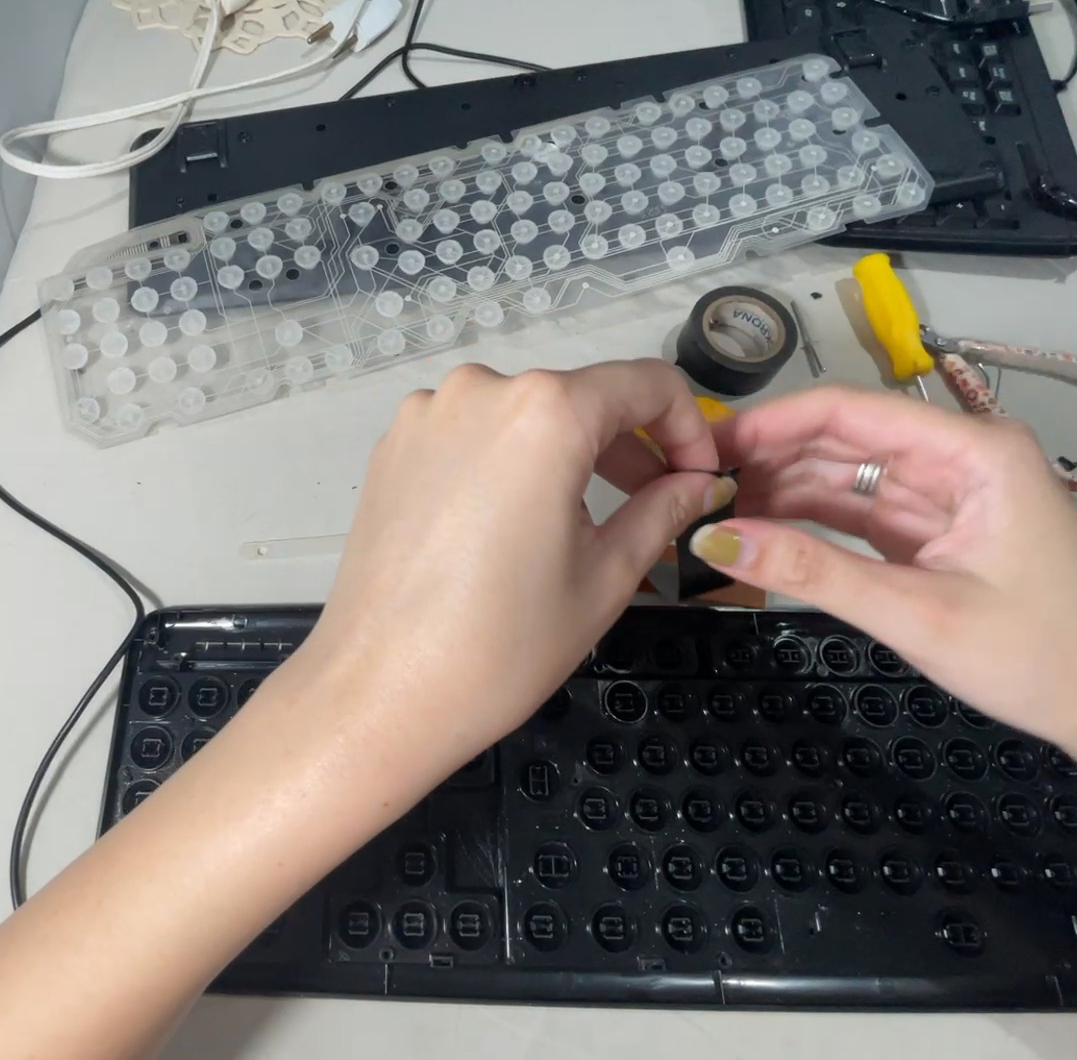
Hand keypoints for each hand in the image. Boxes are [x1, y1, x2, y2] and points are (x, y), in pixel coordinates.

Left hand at [297, 361, 728, 781]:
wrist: (379, 692)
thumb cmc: (500, 645)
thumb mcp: (604, 577)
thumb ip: (662, 511)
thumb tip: (697, 484)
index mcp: (543, 413)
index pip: (645, 383)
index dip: (686, 426)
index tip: (694, 474)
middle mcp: (478, 391)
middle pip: (576, 398)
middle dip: (624, 445)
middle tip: (649, 501)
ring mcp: (424, 417)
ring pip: (519, 416)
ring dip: (562, 453)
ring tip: (576, 517)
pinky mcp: (390, 448)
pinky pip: (469, 436)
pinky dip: (504, 460)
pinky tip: (506, 520)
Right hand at [689, 386, 1076, 753]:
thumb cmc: (1041, 658)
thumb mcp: (916, 615)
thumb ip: (810, 572)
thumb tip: (710, 540)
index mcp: (971, 452)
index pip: (848, 411)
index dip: (767, 424)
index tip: (701, 450)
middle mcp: (952, 457)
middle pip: (836, 438)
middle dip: (763, 459)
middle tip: (692, 488)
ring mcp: (937, 492)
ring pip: (836, 472)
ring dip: (774, 490)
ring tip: (710, 511)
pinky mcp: (923, 527)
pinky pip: (848, 508)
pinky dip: (800, 518)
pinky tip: (754, 528)